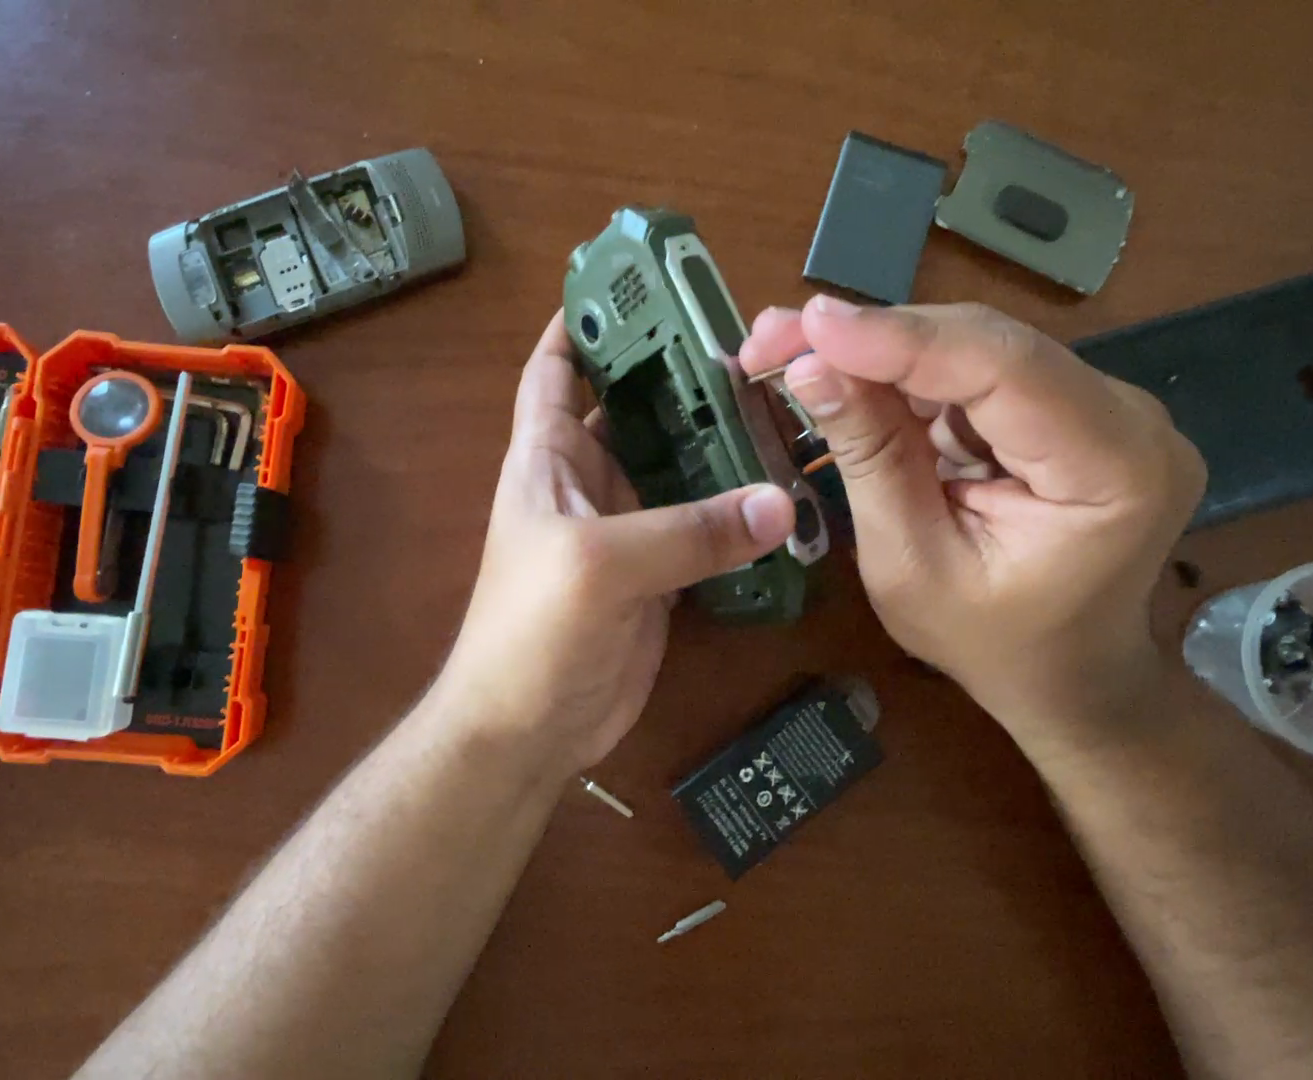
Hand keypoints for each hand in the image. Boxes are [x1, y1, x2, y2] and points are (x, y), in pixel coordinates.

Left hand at [435, 311, 795, 773]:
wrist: (529, 727)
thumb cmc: (533, 631)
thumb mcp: (600, 565)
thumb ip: (688, 532)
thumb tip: (784, 503)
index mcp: (548, 457)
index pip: (556, 368)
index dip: (583, 321)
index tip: (635, 281)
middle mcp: (587, 481)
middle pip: (635, 408)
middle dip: (679, 374)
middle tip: (751, 342)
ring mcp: (626, 528)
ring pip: (676, 465)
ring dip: (716, 439)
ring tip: (780, 404)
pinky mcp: (658, 571)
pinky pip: (701, 523)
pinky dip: (735, 506)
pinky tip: (782, 488)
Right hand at [739, 297, 1204, 754]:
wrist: (1065, 677)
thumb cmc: (990, 644)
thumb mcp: (911, 564)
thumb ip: (870, 460)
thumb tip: (810, 368)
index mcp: (1115, 470)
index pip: (1003, 370)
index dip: (900, 339)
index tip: (808, 325)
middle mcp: (1126, 418)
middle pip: (985, 347)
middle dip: (872, 339)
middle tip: (773, 338)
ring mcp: (1101, 407)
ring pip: (971, 352)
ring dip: (876, 351)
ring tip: (788, 352)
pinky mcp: (1065, 409)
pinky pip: (972, 376)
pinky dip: (901, 376)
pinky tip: (842, 375)